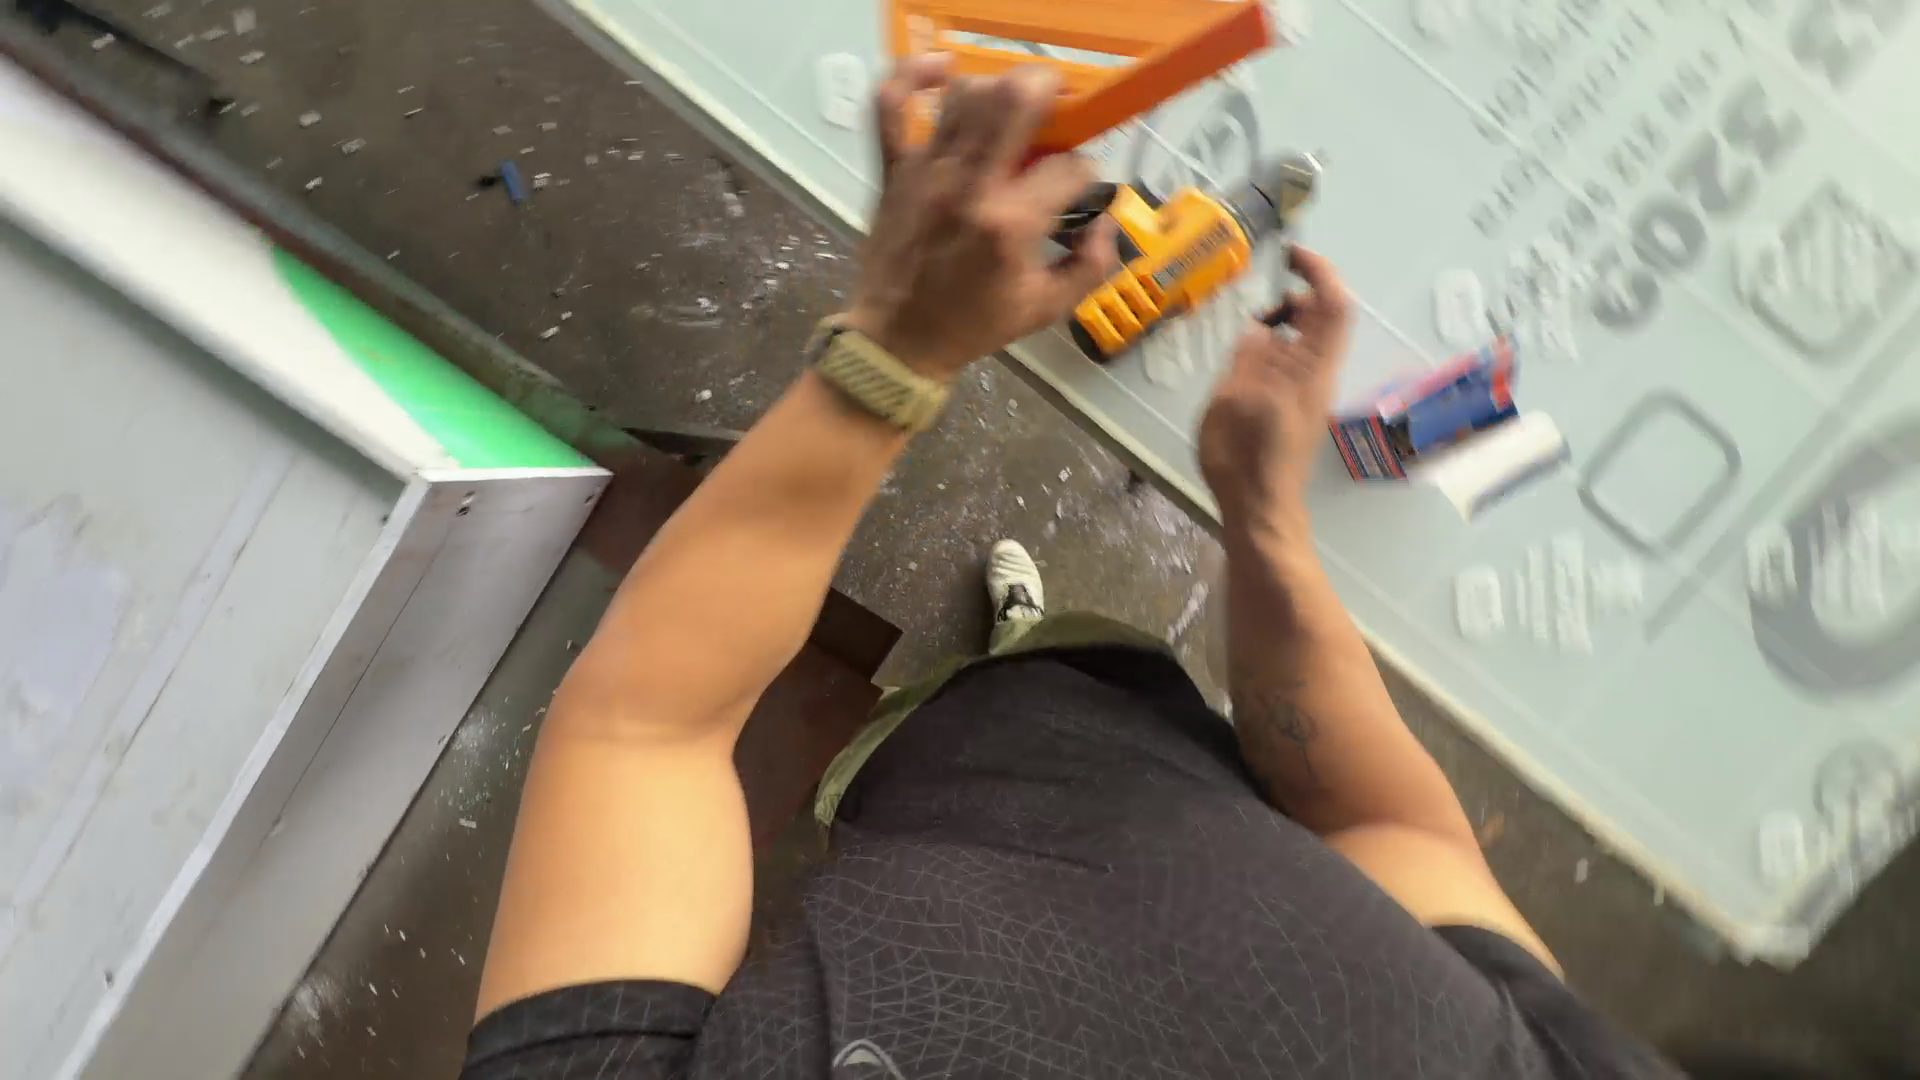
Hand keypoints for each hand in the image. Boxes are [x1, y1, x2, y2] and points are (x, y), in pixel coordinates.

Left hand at [843, 57, 1119, 380]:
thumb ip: (1091, 266)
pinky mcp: (894, 170)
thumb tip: (1105, 220)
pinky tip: (942, 72)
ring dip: (997, 92)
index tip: (1076, 190)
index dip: (1084, 175)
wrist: (898, 343)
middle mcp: (970, 186)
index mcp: (1011, 226)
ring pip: (967, 93)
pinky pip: (893, 102)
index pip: (1068, 169)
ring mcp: (927, 172)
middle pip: (1017, 99)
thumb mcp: (1045, 310)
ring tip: (1008, 113)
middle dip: (1050, 95)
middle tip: (1055, 114)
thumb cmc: (973, 326)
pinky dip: (915, 75)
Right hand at [1199, 246, 1353, 536]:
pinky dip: (1277, 349)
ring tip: (1250, 333)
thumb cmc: (1244, 458)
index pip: (1332, 305)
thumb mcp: (1233, 401)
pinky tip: (1248, 363)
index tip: (1291, 255)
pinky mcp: (1297, 409)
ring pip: (1309, 343)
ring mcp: (1309, 394)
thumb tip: (1258, 330)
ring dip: (1285, 327)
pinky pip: (1294, 363)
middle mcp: (1318, 377)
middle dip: (1298, 299)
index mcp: (1310, 370)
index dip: (1318, 272)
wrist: (1260, 508)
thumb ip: (1247, 359)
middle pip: (1324, 321)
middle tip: (1263, 303)